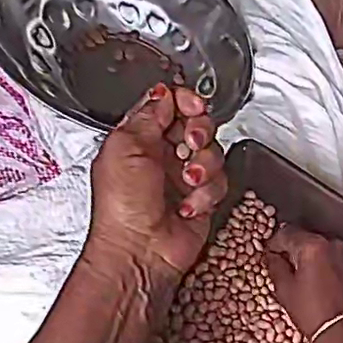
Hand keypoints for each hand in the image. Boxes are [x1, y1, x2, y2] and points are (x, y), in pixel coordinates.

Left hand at [85, 84, 227, 279]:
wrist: (140, 249)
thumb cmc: (122, 207)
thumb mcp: (125, 147)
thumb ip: (148, 116)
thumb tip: (164, 94)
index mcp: (140, 138)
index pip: (170, 106)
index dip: (185, 101)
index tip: (192, 104)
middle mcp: (164, 156)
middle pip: (198, 126)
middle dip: (200, 132)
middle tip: (191, 142)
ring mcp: (185, 178)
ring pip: (214, 154)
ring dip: (204, 167)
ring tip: (188, 181)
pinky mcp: (203, 199)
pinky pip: (220, 184)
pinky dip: (207, 195)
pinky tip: (188, 206)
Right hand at [263, 223, 342, 342]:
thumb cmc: (315, 314)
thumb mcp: (286, 290)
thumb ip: (276, 266)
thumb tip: (273, 257)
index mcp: (313, 247)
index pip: (287, 233)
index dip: (275, 243)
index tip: (271, 252)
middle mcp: (334, 246)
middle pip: (308, 239)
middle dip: (295, 250)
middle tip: (285, 265)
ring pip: (324, 249)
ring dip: (313, 258)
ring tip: (304, 277)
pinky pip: (337, 261)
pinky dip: (328, 266)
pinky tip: (321, 283)